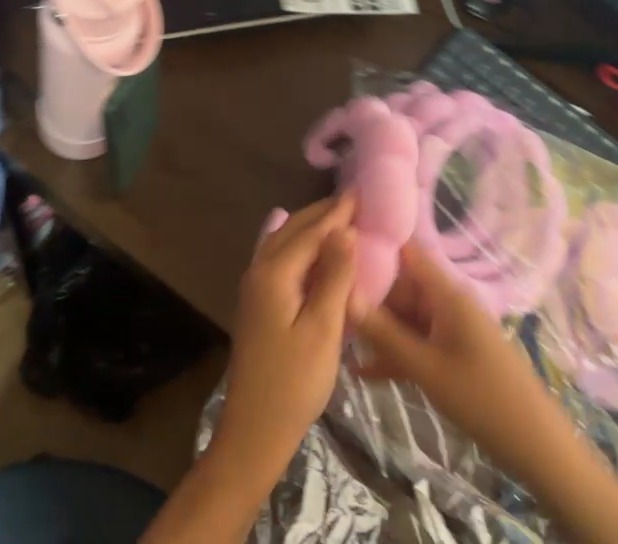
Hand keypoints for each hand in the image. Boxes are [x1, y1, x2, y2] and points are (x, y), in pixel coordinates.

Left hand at [214, 195, 357, 475]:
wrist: (256, 426)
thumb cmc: (295, 381)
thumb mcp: (324, 328)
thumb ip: (334, 277)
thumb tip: (345, 230)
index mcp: (274, 274)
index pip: (311, 231)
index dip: (337, 211)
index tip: (362, 190)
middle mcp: (259, 272)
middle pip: (293, 231)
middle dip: (322, 213)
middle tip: (354, 199)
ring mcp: (255, 288)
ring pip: (283, 244)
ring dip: (309, 228)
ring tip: (338, 217)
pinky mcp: (259, 304)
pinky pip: (279, 261)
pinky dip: (298, 247)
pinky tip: (303, 244)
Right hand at [350, 242, 566, 482]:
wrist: (535, 445)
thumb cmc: (481, 398)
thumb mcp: (424, 367)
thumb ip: (382, 331)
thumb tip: (342, 294)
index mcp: (445, 294)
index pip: (404, 251)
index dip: (372, 243)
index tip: (335, 245)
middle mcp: (446, 303)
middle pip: (398, 286)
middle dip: (364, 295)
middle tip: (322, 303)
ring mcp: (449, 329)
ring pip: (403, 317)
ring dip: (375, 329)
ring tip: (334, 337)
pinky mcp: (451, 353)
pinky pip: (415, 342)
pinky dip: (393, 352)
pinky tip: (361, 371)